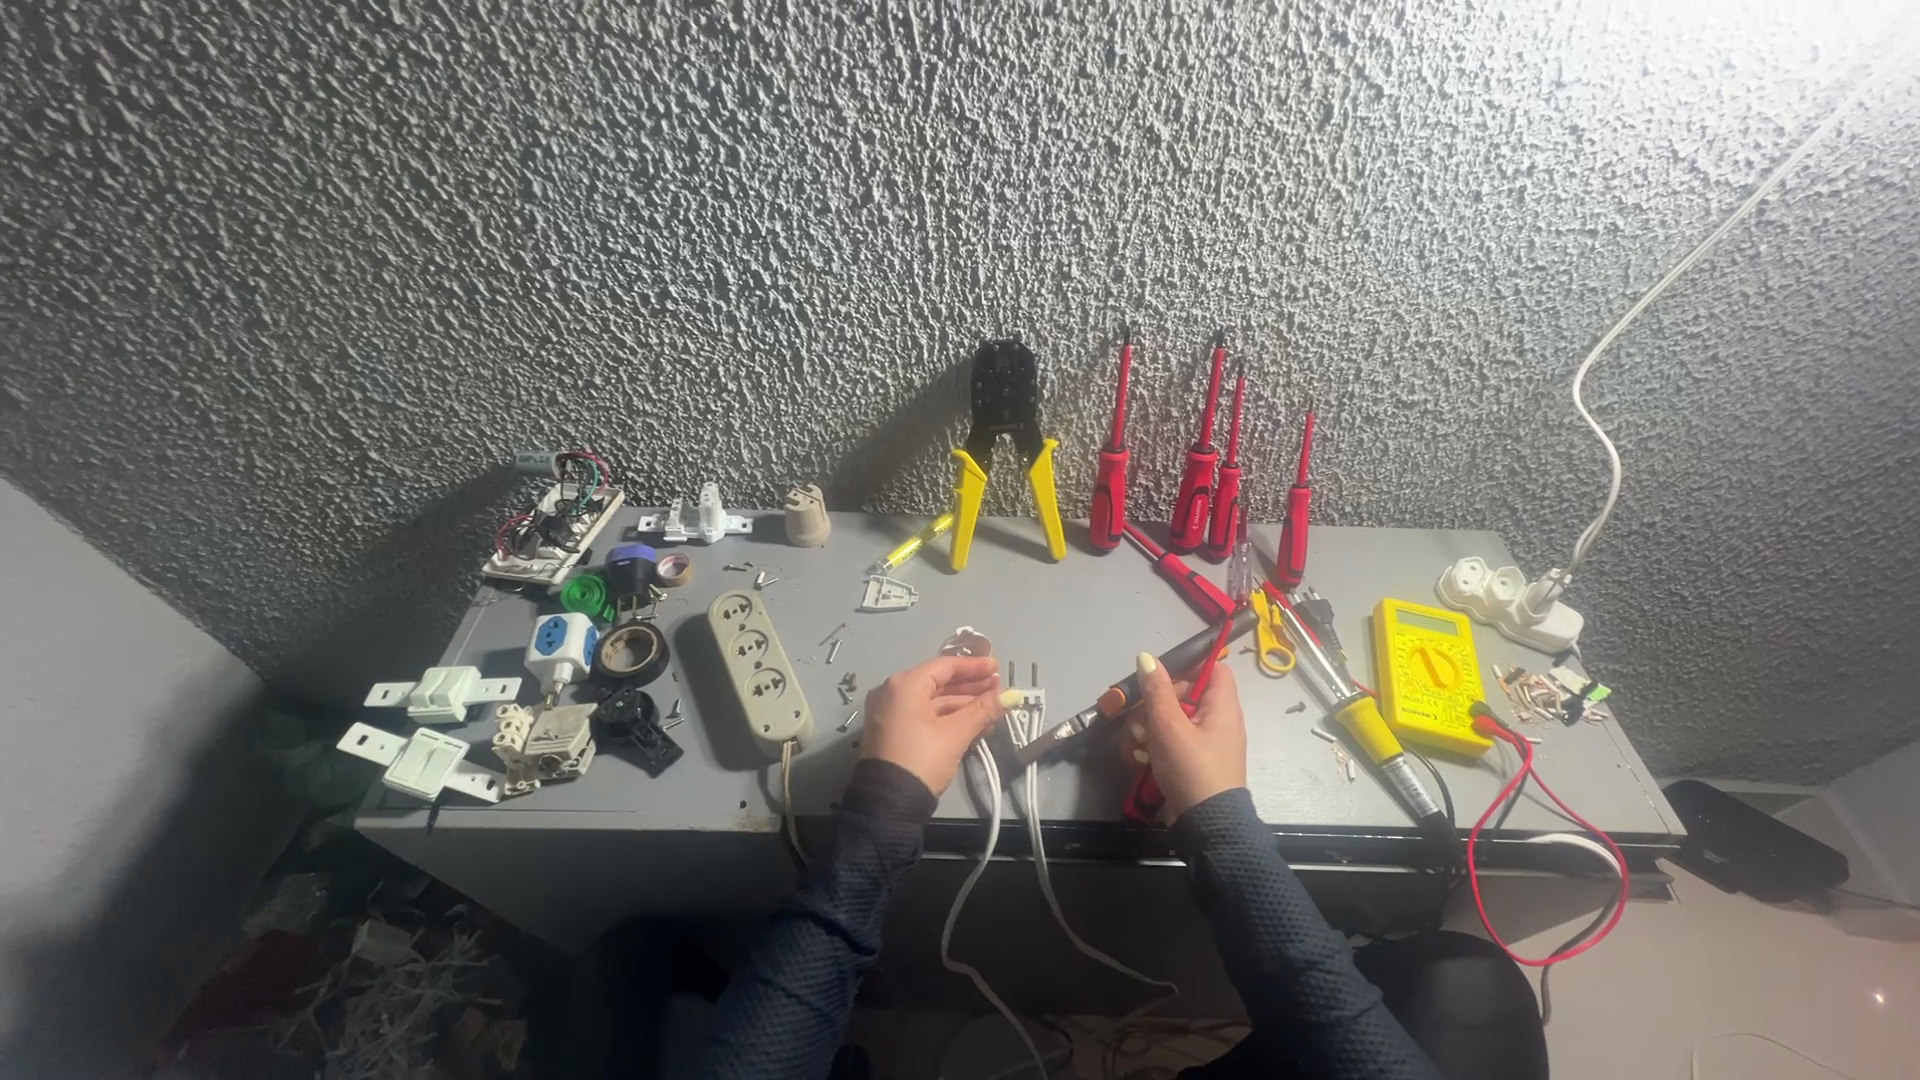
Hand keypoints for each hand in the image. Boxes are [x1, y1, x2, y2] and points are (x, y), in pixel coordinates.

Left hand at [860, 655, 1012, 794]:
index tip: (996, 667)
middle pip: (938, 682)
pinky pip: (923, 715)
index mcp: (904, 685)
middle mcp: (893, 692)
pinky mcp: (892, 731)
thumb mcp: (955, 734)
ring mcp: (890, 712)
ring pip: (932, 701)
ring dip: (962, 704)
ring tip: (991, 708)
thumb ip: (984, 710)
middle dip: (970, 686)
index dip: (973, 666)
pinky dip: (947, 716)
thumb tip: (1012, 696)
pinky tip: (972, 723)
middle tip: (997, 688)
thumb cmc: (922, 760)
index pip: (944, 666)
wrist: (888, 804)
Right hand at [1122, 652, 1246, 820]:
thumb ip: (1156, 690)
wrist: (1206, 825)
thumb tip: (1146, 657)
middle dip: (1156, 703)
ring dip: (1148, 727)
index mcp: (1222, 707)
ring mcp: (1204, 743)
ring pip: (1171, 719)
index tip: (1161, 676)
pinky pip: (1170, 742)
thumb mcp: (1169, 725)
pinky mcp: (1191, 761)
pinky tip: (1140, 758)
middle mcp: (1216, 721)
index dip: (1188, 666)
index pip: (1213, 669)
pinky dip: (1153, 746)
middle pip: (1184, 694)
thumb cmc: (1192, 768)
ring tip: (1139, 743)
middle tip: (1142, 716)